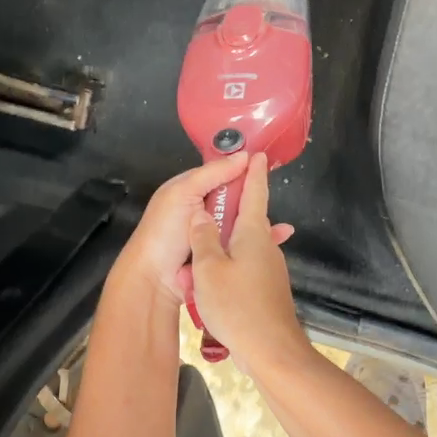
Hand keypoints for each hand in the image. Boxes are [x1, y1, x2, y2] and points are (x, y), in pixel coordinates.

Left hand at [113, 153, 293, 302]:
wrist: (155, 279)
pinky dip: (262, 240)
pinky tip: (281, 236)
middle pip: (236, 199)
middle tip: (273, 197)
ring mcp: (214, 234)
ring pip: (243, 222)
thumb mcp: (183, 192)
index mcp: (191, 190)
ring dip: (261, 220)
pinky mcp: (223, 254)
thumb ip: (213, 173)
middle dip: (255, 198)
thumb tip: (245, 156)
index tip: (266, 166)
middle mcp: (204, 210)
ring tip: (280, 223)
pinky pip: (245, 243)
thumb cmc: (164, 231)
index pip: (223, 174)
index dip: (242, 170)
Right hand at [187, 154, 310, 373]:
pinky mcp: (267, 290)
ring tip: (200, 249)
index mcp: (253, 234)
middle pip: (248, 219)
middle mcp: (265, 246)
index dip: (254, 173)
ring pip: (243, 246)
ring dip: (224, 244)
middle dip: (233, 208)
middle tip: (213, 198)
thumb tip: (201, 213)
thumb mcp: (209, 268)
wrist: (272, 351)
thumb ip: (203, 238)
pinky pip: (244, 267)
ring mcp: (269, 269)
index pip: (255, 194)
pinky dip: (228, 266)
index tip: (257, 154)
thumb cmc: (238, 305)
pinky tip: (211, 283)